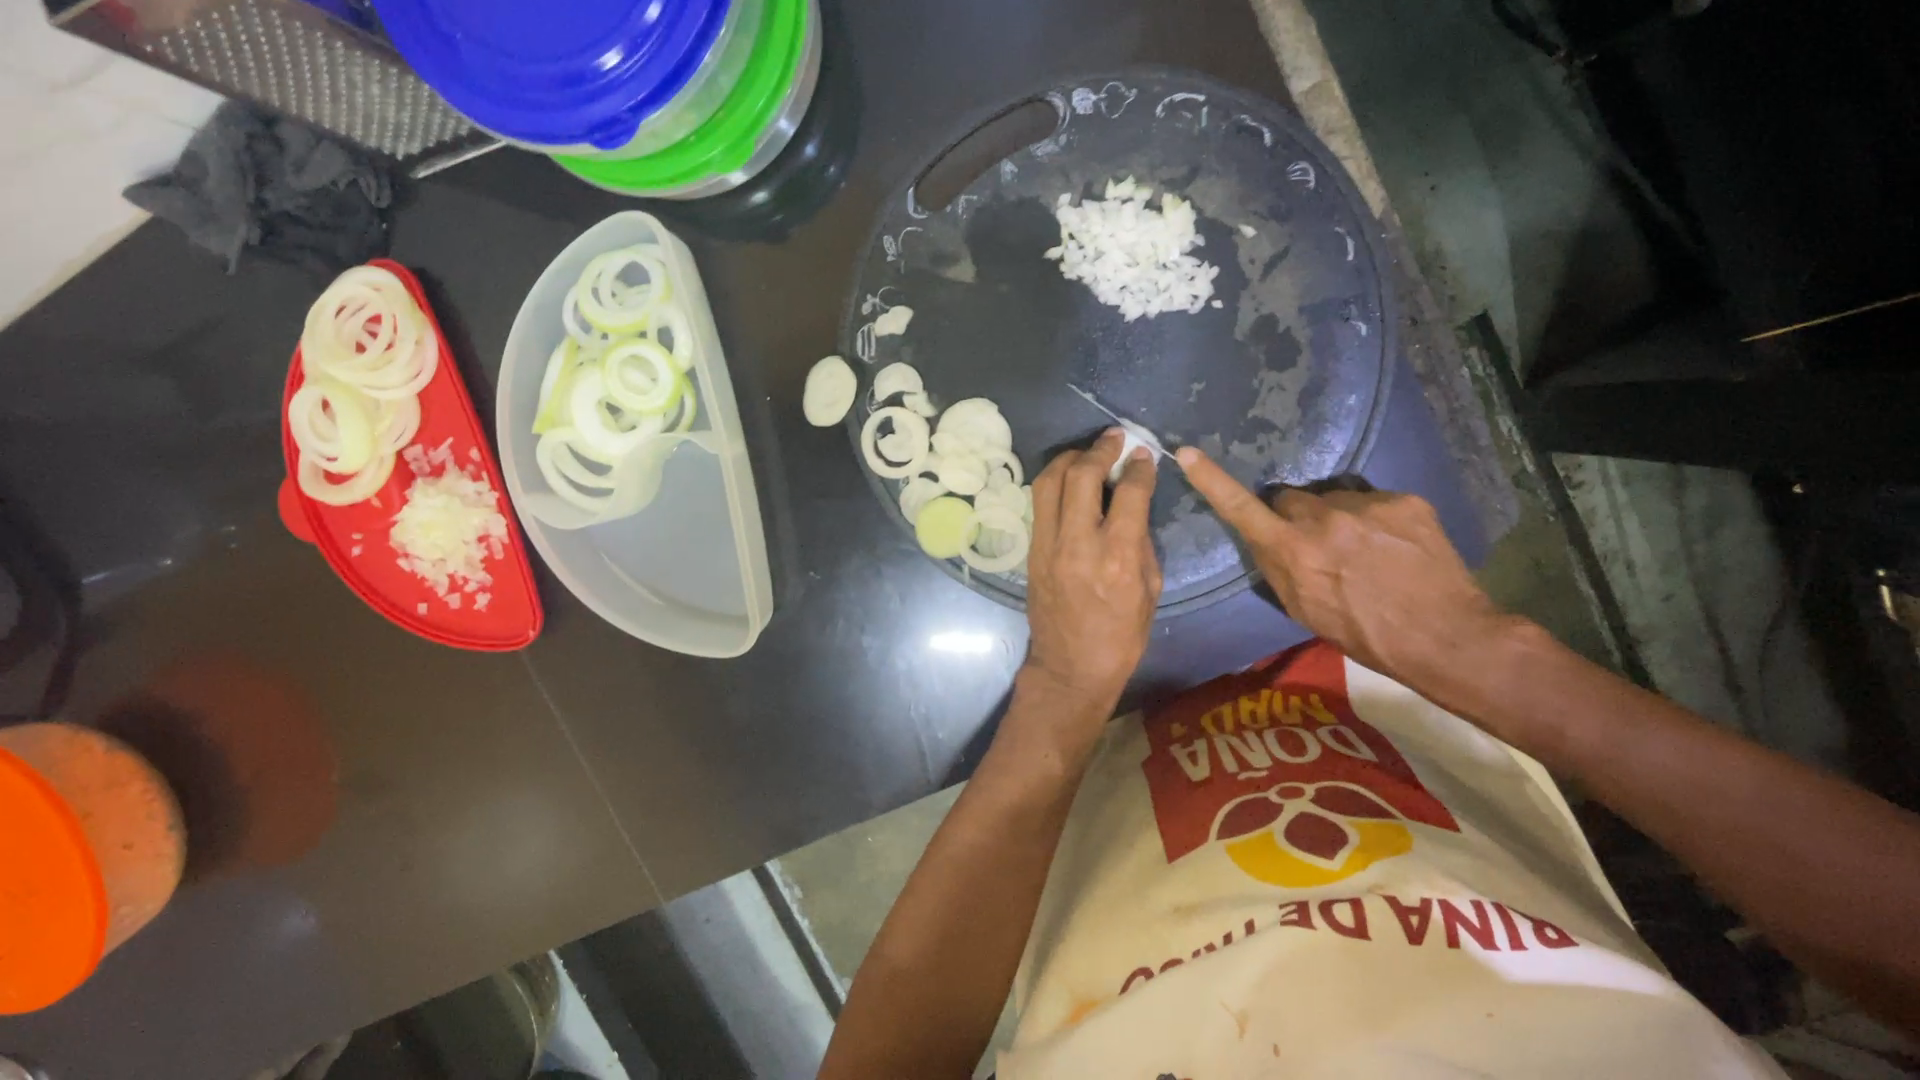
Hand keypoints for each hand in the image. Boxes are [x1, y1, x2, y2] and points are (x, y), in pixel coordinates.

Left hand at [1023, 429, 1162, 709]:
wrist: (1071, 667)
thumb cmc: (1122, 636)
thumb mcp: (1150, 590)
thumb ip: (1141, 541)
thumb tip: (1133, 504)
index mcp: (1117, 558)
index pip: (1128, 493)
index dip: (1138, 467)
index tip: (1143, 454)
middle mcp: (1078, 544)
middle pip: (1081, 476)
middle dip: (1099, 449)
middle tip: (1114, 439)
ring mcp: (1047, 546)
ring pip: (1048, 483)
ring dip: (1069, 459)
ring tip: (1086, 452)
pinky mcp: (1030, 552)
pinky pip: (1039, 504)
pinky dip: (1054, 484)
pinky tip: (1069, 480)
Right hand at [1175, 446, 1516, 684]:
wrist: (1443, 635)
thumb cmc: (1363, 635)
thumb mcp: (1303, 610)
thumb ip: (1278, 567)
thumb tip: (1266, 540)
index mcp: (1293, 552)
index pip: (1241, 509)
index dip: (1211, 481)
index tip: (1188, 454)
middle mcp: (1324, 520)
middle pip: (1291, 500)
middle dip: (1295, 517)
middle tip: (1317, 546)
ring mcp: (1367, 506)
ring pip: (1335, 499)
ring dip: (1339, 517)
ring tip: (1364, 550)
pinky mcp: (1404, 500)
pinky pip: (1375, 501)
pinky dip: (1377, 520)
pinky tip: (1394, 547)